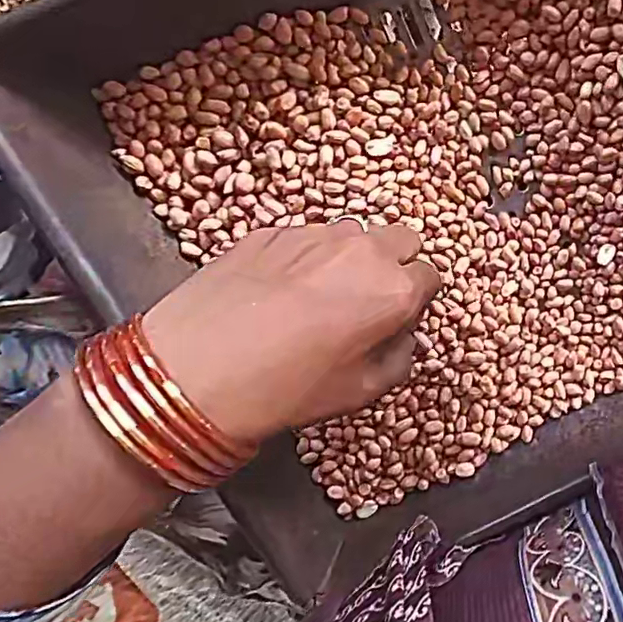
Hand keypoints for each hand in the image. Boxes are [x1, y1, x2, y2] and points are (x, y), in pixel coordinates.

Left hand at [142, 221, 441, 442]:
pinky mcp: (272, 230)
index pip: (430, 276)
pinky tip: (282, 290)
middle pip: (402, 239)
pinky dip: (308, 256)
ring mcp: (314, 234)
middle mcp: (361, 251)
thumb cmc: (283, 388)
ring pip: (355, 234)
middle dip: (396, 264)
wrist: (192, 371)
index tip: (400, 315)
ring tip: (322, 294)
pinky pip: (308, 236)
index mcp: (393, 290)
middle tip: (370, 298)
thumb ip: (400, 357)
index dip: (418, 298)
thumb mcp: (361, 391)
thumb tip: (402, 336)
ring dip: (353, 257)